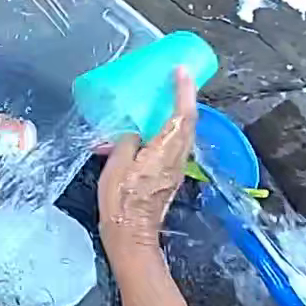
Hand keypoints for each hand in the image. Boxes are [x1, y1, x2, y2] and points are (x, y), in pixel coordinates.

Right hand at [97, 66, 196, 269]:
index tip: (181, 70)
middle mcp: (176, 158)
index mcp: (164, 151)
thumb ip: (128, 140)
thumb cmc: (121, 201)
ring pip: (183, 133)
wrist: (130, 235)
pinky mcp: (169, 176)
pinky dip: (169, 128)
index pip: (182, 114)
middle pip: (189, 122)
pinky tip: (152, 126)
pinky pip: (174, 144)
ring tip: (166, 98)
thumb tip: (135, 132)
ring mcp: (175, 168)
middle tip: (178, 78)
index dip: (184, 90)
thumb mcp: (116, 164)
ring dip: (179, 113)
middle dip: (186, 97)